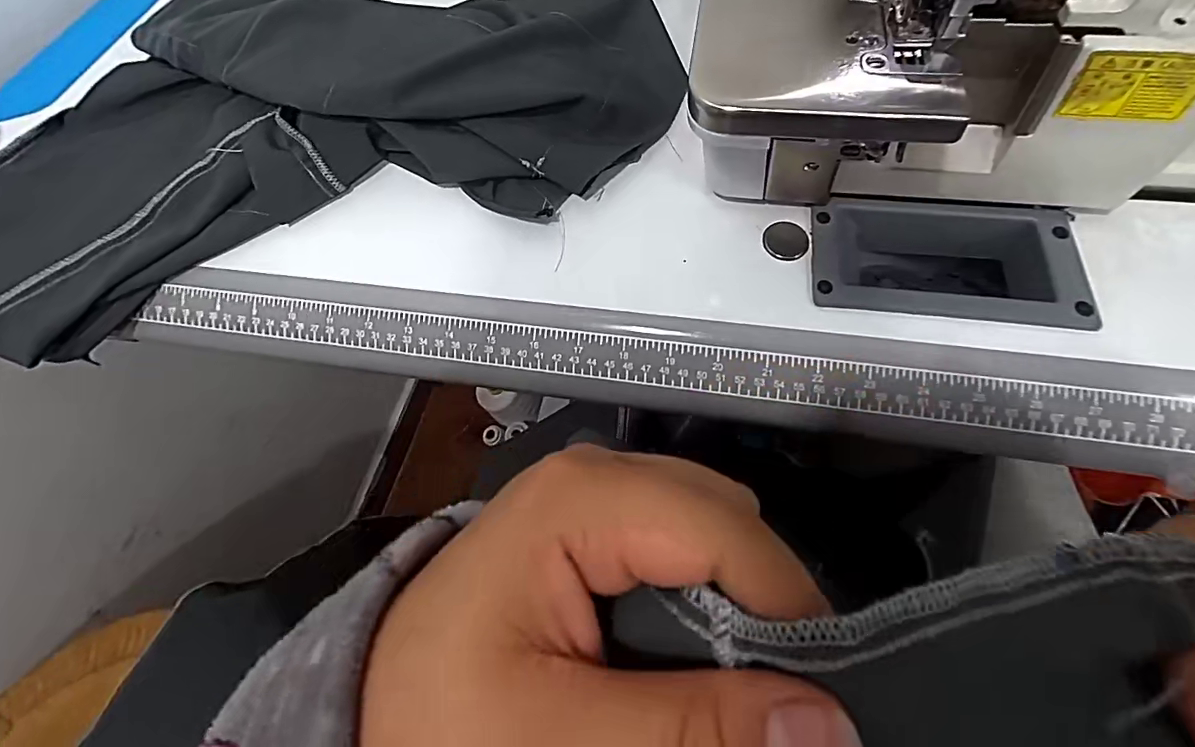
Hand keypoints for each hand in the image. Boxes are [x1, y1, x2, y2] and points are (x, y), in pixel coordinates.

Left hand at [361, 444, 861, 746]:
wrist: (373, 703)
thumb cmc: (438, 713)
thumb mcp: (558, 736)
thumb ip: (690, 727)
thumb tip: (819, 723)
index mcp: (582, 497)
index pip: (722, 526)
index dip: (784, 602)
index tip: (821, 693)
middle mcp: (598, 475)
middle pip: (725, 516)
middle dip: (765, 598)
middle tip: (780, 695)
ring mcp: (597, 493)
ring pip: (713, 525)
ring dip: (740, 597)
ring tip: (739, 678)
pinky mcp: (597, 521)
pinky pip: (681, 539)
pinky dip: (707, 590)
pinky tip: (696, 648)